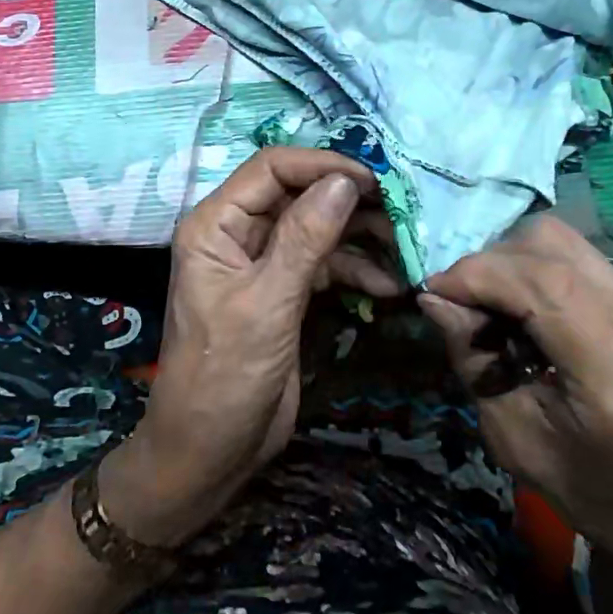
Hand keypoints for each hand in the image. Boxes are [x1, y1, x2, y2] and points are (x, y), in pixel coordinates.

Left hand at [100, 147, 398, 545]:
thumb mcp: (268, 303)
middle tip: (401, 214)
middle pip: (295, 196)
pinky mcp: (280, 292)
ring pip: (313, 229)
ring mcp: (258, 263)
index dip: (320, 166)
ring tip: (403, 250)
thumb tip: (344, 180)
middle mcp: (234, 234)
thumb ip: (305, 239)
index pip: (269, 169)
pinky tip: (388, 289)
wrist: (209, 447)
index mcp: (214, 225)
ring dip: (357, 237)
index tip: (374, 179)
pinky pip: (319, 265)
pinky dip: (352, 272)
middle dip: (345, 201)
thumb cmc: (226, 373)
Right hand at [415, 216, 612, 578]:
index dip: (480, 274)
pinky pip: (583, 259)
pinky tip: (536, 311)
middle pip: (553, 250)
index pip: (547, 287)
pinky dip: (542, 272)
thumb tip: (432, 294)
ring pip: (565, 244)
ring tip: (497, 303)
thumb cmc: (582, 485)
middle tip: (462, 298)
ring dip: (514, 262)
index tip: (436, 289)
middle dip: (489, 263)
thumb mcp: (507, 433)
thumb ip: (471, 357)